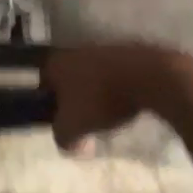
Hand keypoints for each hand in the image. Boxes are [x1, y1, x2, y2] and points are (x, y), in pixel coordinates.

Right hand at [42, 43, 192, 152]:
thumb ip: (62, 138)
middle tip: (84, 123)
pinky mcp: (130, 53)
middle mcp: (77, 50)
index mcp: (57, 62)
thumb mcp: (72, 128)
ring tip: (108, 117)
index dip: (48, 105)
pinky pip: (117, 76)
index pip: (42, 83)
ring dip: (98, 95)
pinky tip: (127, 105)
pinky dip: (119, 90)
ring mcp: (106, 48)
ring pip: (94, 77)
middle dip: (75, 101)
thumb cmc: (101, 100)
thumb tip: (70, 144)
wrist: (150, 77)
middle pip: (70, 80)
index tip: (60, 122)